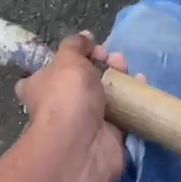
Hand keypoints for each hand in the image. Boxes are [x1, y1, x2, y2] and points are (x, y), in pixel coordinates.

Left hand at [15, 32, 128, 181]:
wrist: (82, 145)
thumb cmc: (67, 96)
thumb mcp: (67, 58)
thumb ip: (76, 44)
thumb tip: (85, 37)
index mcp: (40, 86)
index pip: (46, 70)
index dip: (65, 57)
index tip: (84, 48)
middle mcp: (60, 104)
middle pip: (81, 78)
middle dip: (99, 63)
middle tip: (111, 56)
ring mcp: (84, 121)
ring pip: (103, 93)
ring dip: (117, 77)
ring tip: (125, 66)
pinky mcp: (108, 134)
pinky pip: (122, 112)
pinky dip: (131, 97)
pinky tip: (140, 82)